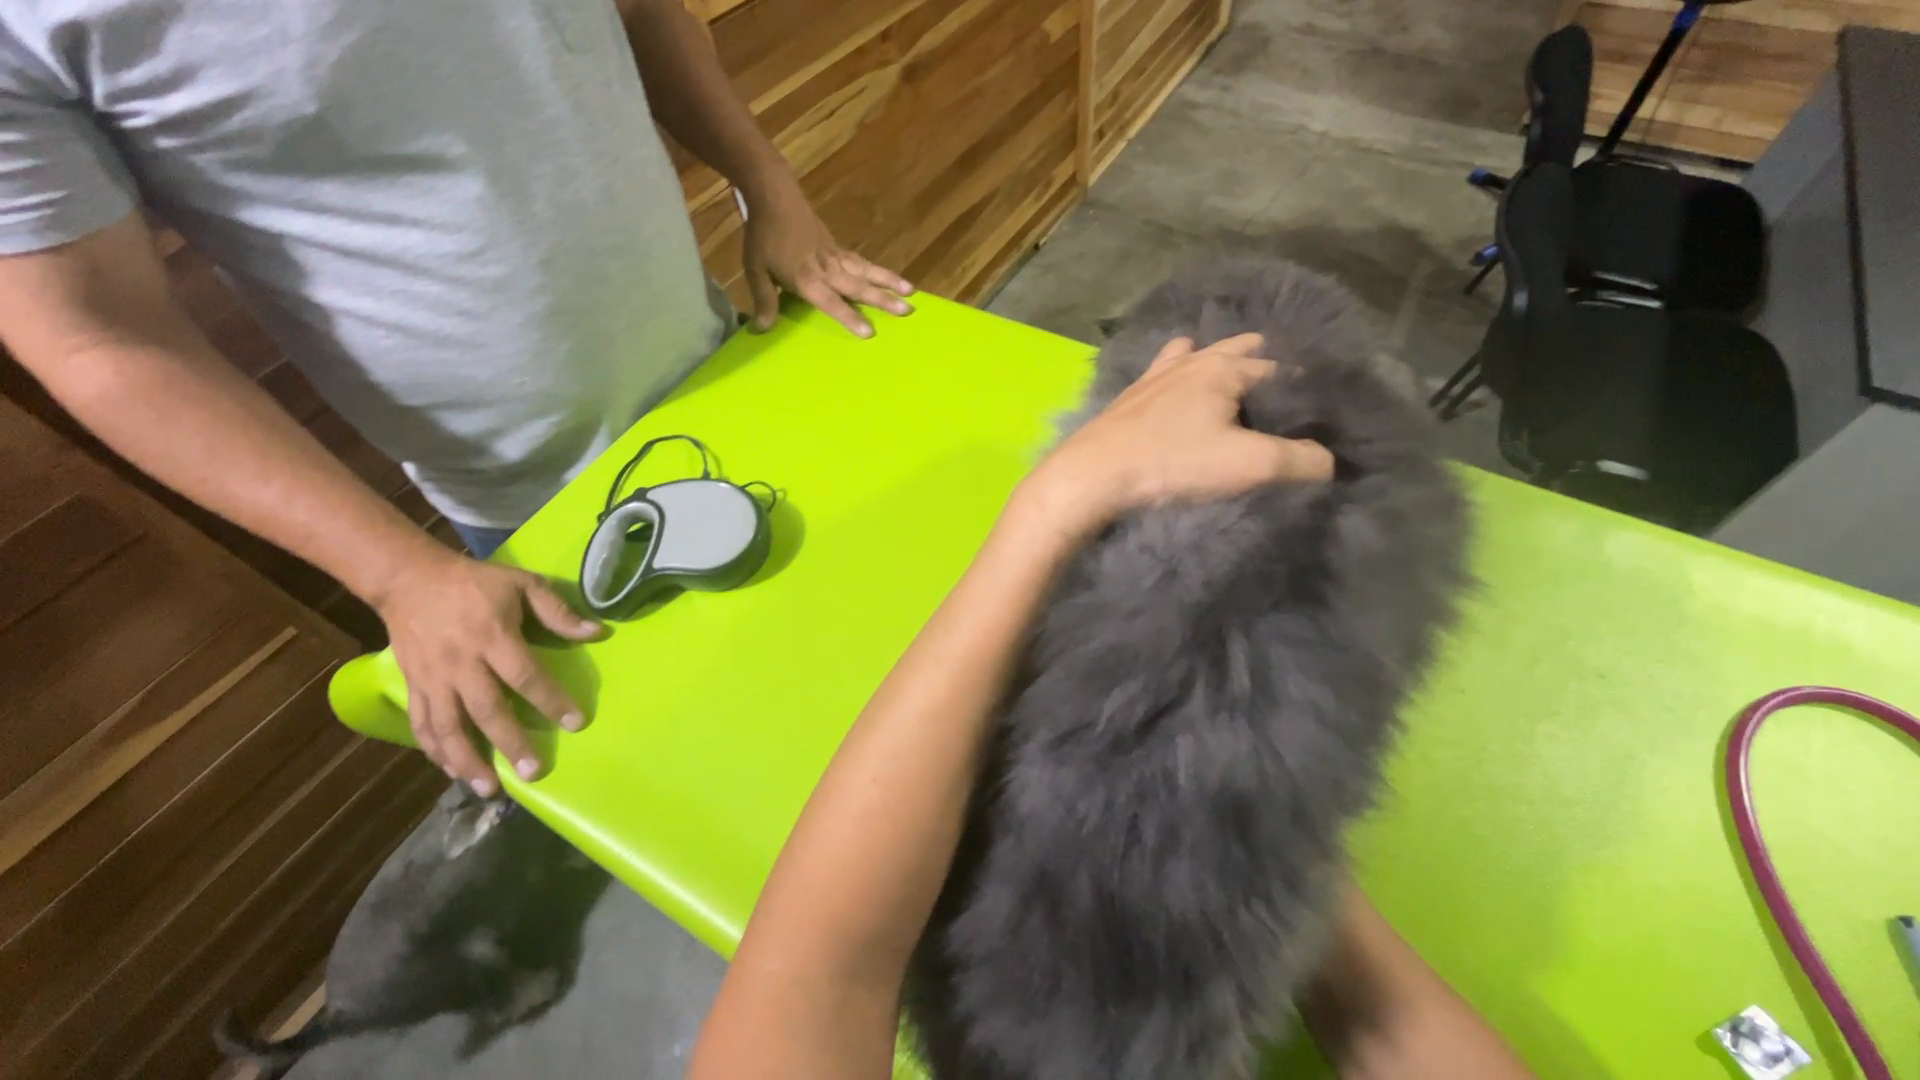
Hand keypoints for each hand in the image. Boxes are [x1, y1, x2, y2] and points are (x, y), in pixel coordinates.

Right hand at [374, 552, 603, 794]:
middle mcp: (461, 663)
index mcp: (492, 637)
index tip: (576, 723)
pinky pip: (423, 723)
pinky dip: (436, 750)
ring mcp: (433, 678)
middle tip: (534, 772)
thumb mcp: (522, 583)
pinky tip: (452, 770)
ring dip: (468, 760)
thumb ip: (558, 611)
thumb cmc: (476, 583)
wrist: (409, 579)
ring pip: (449, 726)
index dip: (551, 700)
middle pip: (487, 710)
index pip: (525, 676)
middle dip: (510, 743)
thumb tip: (597, 632)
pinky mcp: (413, 685)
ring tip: (489, 788)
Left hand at [742, 187, 913, 338]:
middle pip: (858, 287)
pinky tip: (891, 278)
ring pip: (867, 272)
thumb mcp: (755, 269)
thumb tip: (762, 329)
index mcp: (806, 278)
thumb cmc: (763, 236)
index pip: (830, 302)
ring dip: (890, 282)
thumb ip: (764, 299)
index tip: (869, 332)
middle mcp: (827, 269)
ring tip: (912, 292)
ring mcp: (835, 257)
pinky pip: (862, 262)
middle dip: (883, 300)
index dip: (849, 317)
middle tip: (907, 311)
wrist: (775, 196)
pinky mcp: (838, 248)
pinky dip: (878, 271)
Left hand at [1018, 333, 1334, 539]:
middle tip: (1272, 370)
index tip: (1311, 403)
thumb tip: (1329, 460)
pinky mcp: (1126, 401)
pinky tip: (1166, 389)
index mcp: (1222, 369)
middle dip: (1254, 356)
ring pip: (1188, 355)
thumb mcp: (1248, 464)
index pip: (1273, 368)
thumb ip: (1298, 460)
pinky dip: (1173, 375)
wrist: (1093, 474)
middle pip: (1230, 350)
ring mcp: (1151, 379)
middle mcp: (1187, 363)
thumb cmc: (1173, 462)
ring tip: (1219, 366)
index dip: (1296, 384)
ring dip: (1208, 358)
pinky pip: (1158, 376)